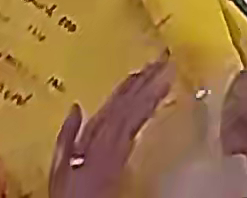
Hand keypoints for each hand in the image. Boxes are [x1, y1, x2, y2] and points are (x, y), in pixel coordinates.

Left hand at [50, 60, 172, 197]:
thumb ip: (152, 182)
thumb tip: (187, 165)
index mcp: (99, 170)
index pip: (126, 122)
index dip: (149, 96)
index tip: (171, 73)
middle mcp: (80, 166)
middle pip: (109, 118)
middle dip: (136, 88)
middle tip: (161, 62)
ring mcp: (66, 177)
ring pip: (91, 129)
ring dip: (115, 100)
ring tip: (136, 77)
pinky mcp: (59, 190)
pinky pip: (64, 151)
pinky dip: (71, 129)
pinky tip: (75, 110)